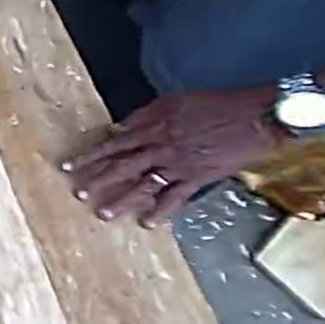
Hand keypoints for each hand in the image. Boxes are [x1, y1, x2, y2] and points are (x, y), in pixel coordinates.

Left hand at [64, 86, 281, 225]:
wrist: (255, 116)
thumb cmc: (215, 103)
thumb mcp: (175, 100)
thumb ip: (145, 115)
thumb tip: (120, 128)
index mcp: (153, 126)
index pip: (113, 143)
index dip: (90, 155)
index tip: (69, 166)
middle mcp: (161, 147)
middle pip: (122, 166)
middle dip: (97, 180)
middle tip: (78, 193)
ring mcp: (178, 165)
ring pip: (143, 185)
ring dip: (122, 200)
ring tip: (103, 215)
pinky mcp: (198, 178)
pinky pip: (175, 198)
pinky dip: (161, 211)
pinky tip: (147, 223)